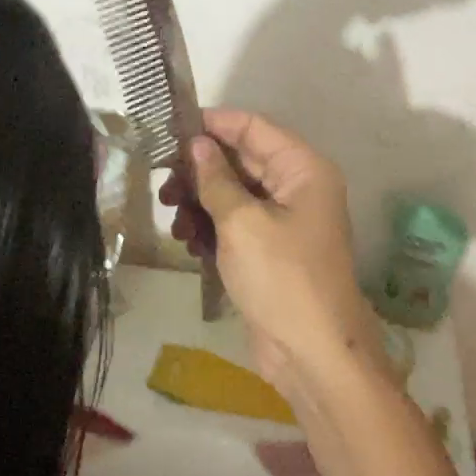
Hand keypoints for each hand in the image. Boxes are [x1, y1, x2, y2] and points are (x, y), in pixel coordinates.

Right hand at [159, 109, 378, 378]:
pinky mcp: (271, 253)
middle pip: (242, 162)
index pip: (253, 128)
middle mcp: (297, 189)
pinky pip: (236, 227)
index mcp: (303, 169)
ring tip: (174, 223)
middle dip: (200, 171)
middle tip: (163, 186)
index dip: (212, 124)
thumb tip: (196, 143)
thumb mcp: (242, 222)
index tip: (169, 129)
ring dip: (201, 205)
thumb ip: (215, 179)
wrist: (312, 351)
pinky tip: (189, 245)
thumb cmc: (281, 277)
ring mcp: (285, 223)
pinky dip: (212, 230)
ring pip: (234, 196)